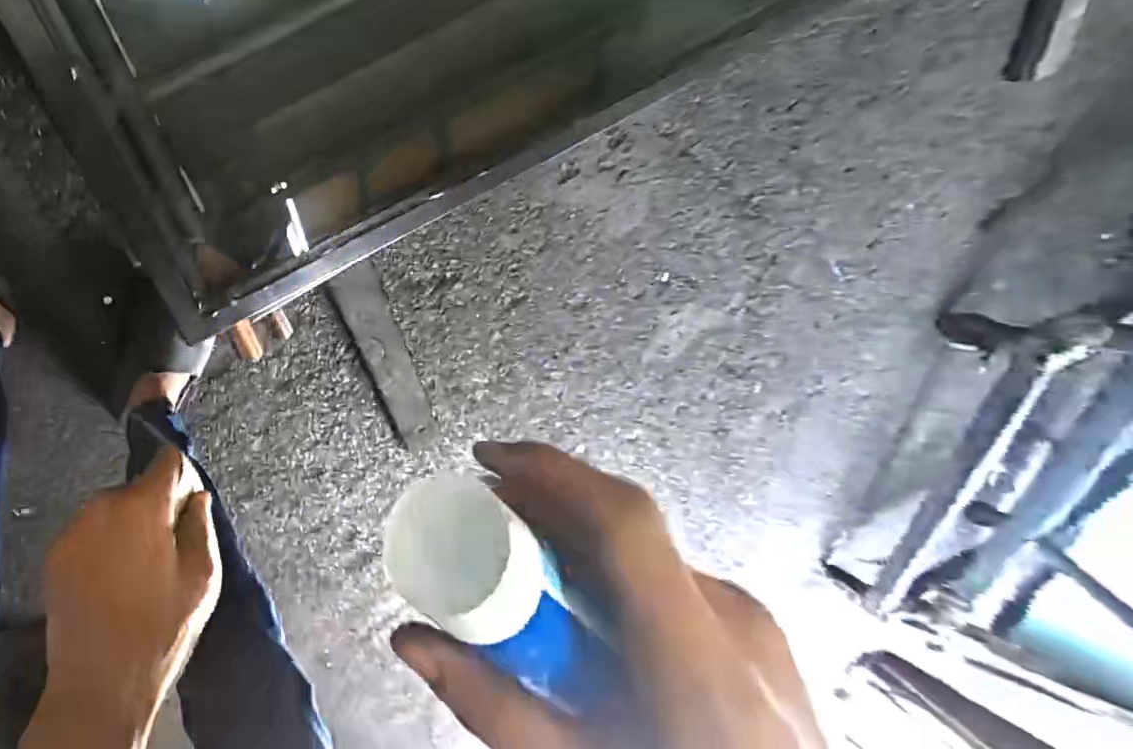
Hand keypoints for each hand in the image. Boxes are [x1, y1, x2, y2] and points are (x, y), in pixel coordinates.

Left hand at [21, 447, 221, 748]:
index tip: (189, 503)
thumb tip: (198, 497)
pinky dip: (102, 547)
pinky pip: (90, 533)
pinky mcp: (57, 550)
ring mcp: (76, 526)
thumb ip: (202, 526)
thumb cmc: (156, 635)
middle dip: (156, 511)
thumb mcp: (201, 580)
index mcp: (143, 506)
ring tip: (136, 576)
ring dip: (128, 528)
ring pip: (114, 511)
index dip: (185, 478)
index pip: (168, 460)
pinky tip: (111, 584)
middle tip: (165, 555)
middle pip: (140, 488)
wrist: (98, 685)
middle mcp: (104, 504)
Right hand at [391, 442, 823, 748]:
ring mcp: (752, 630)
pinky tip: (579, 603)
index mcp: (695, 656)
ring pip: (639, 548)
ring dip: (569, 535)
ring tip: (519, 557)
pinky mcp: (756, 642)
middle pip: (620, 524)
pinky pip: (662, 574)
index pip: (621, 518)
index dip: (548, 469)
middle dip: (539, 502)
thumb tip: (408, 640)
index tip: (484, 457)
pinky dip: (606, 566)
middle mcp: (732, 623)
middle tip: (480, 514)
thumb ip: (492, 708)